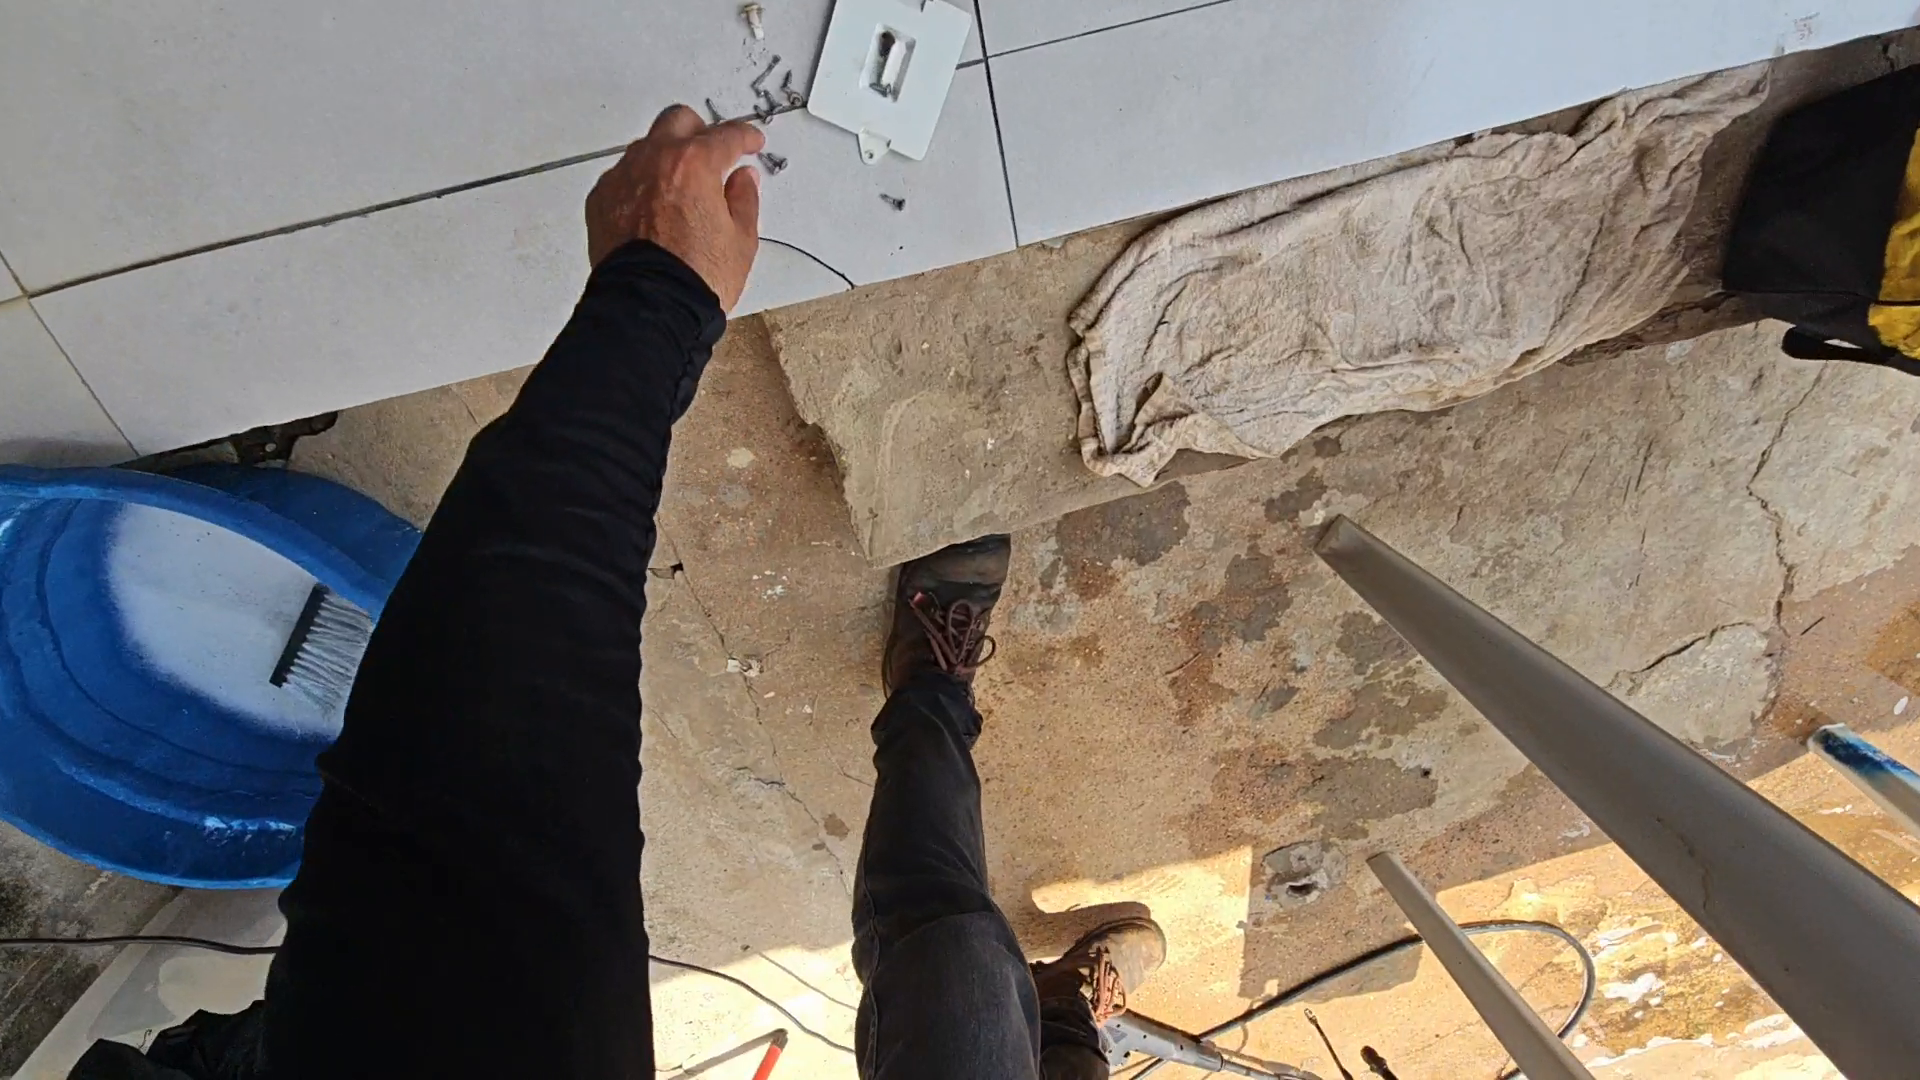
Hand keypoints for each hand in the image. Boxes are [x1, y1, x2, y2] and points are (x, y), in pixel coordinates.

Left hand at [586, 105, 766, 311]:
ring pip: (647, 148)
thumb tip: (744, 179)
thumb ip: (744, 200)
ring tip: (683, 189)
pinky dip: (643, 185)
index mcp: (694, 164)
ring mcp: (622, 177)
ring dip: (668, 158)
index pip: (725, 137)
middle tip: (714, 156)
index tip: (752, 142)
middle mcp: (653, 160)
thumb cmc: (697, 278)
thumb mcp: (741, 242)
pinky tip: (656, 211)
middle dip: (700, 132)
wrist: (653, 306)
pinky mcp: (602, 200)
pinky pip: (624, 178)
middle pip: (678, 122)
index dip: (745, 137)